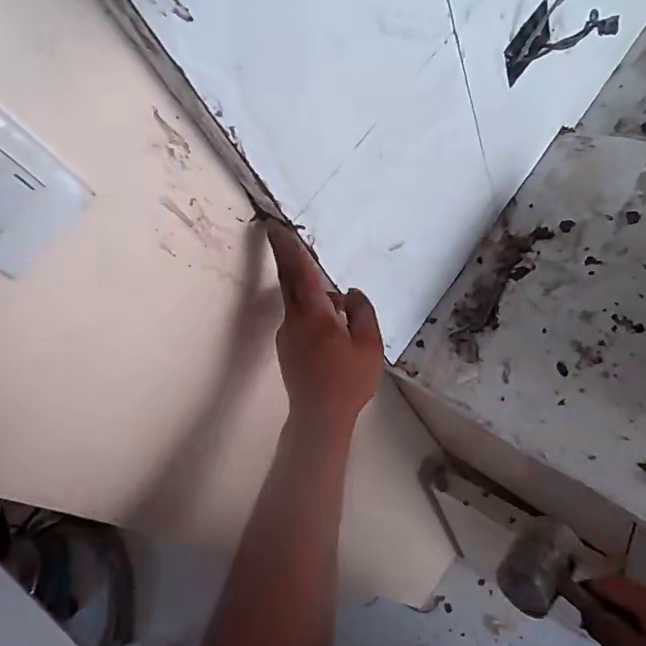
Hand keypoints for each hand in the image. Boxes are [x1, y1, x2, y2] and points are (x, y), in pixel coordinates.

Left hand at [265, 221, 383, 430]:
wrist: (319, 417)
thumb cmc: (348, 381)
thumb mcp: (369, 345)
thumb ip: (361, 312)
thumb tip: (348, 293)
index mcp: (313, 314)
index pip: (298, 272)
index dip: (288, 248)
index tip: (276, 228)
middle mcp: (293, 319)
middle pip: (289, 281)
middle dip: (286, 256)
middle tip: (279, 233)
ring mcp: (286, 333)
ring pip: (298, 303)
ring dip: (313, 296)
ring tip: (343, 322)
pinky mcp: (285, 346)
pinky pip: (300, 320)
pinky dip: (313, 315)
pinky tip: (334, 338)